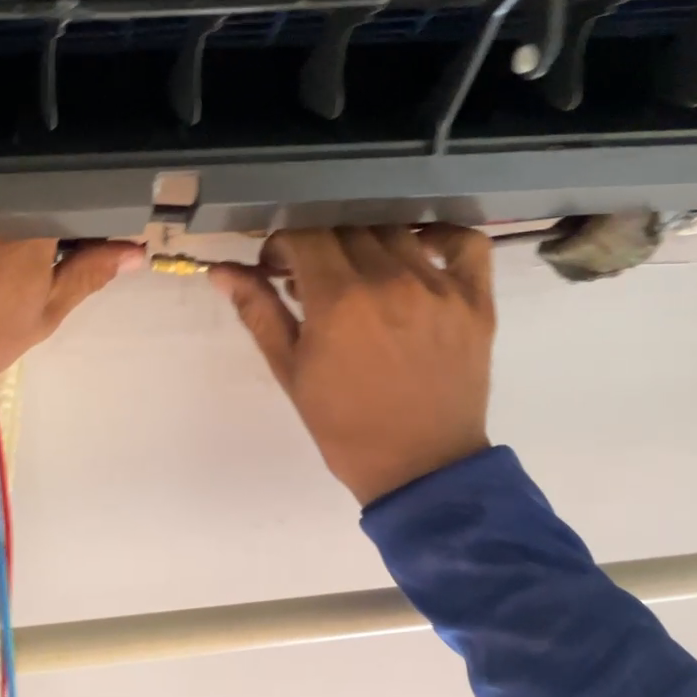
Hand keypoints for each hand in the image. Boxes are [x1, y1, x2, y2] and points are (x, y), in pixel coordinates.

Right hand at [210, 226, 496, 505]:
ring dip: (366, 241)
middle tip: (312, 276)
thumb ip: (258, 310)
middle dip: (319, 243)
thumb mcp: (289, 369)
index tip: (277, 268)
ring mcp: (439, 287)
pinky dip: (440, 236)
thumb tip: (220, 271)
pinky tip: (418, 250)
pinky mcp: (476, 300)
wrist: (420, 468)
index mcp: (339, 299)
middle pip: (346, 227)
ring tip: (358, 272)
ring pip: (394, 230)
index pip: (304, 234)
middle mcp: (390, 280)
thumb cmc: (343, 423)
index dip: (282, 244)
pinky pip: (464, 242)